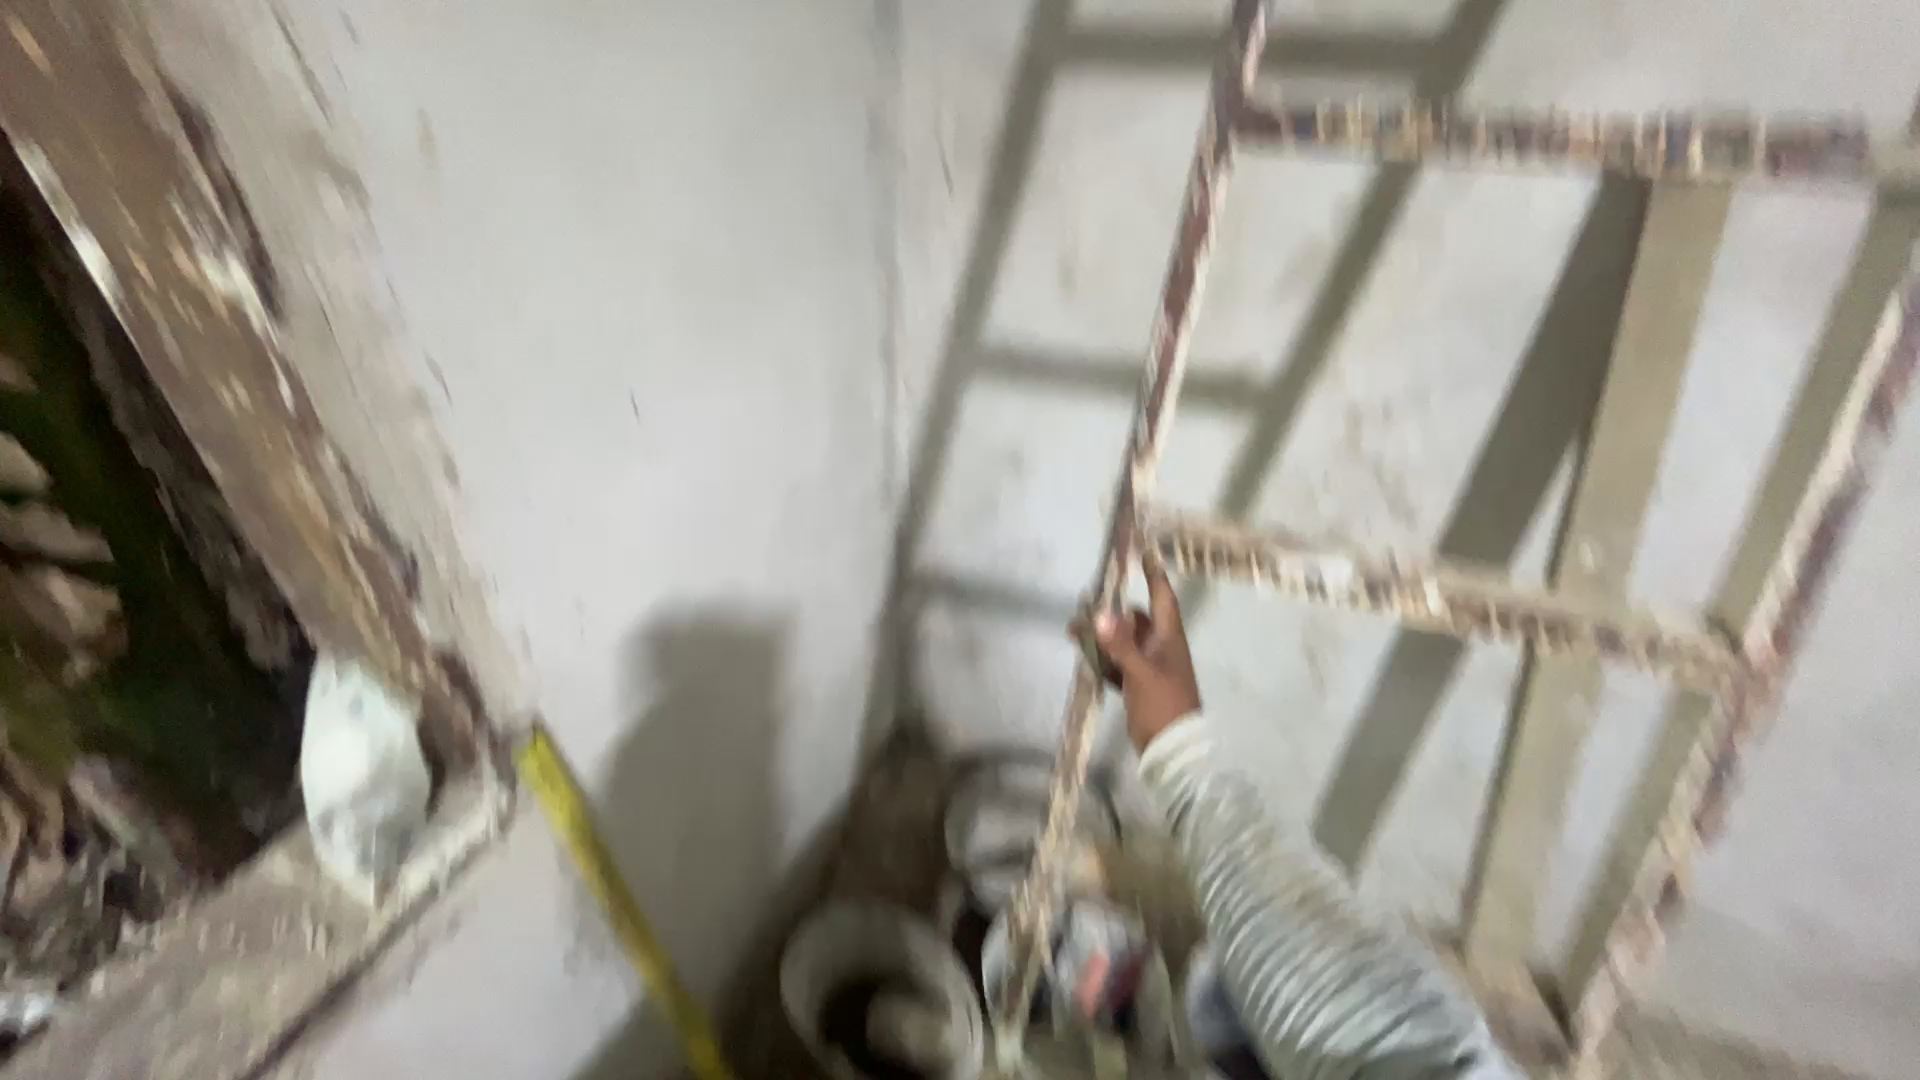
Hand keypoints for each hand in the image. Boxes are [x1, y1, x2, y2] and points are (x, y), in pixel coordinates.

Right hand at [1091, 551, 1201, 751]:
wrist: (1171, 750)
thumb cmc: (1163, 705)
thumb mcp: (1141, 673)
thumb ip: (1120, 645)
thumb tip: (1100, 614)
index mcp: (1169, 639)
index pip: (1162, 598)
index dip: (1154, 575)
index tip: (1144, 553)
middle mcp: (1160, 648)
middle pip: (1135, 619)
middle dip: (1111, 610)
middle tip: (1085, 602)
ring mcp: (1148, 667)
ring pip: (1122, 642)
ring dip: (1101, 635)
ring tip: (1073, 631)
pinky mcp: (1137, 685)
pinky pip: (1116, 664)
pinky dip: (1102, 658)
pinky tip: (1083, 654)